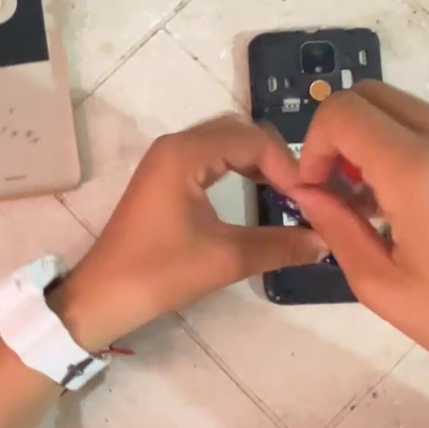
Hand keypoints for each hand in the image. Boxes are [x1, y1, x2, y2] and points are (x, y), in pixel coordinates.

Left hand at [52, 116, 326, 348]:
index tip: (311, 201)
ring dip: (257, 162)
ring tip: (286, 193)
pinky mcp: (163, 177)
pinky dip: (236, 168)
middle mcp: (175, 145)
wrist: (103, 295)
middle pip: (240, 132)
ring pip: (224, 143)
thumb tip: (325, 242)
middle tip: (303, 193)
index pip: (254, 139)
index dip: (288, 166)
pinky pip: (209, 158)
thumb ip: (280, 245)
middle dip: (275, 158)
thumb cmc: (160, 272)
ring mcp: (166, 159)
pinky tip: (256, 192)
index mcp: (186, 153)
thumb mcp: (226, 258)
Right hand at [276, 82, 428, 427]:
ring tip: (376, 209)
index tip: (315, 190)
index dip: (313, 144)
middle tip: (338, 191)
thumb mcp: (382, 285)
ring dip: (374, 143)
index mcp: (419, 169)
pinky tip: (415, 211)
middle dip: (339, 135)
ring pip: (407, 111)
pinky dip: (409, 151)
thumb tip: (305, 190)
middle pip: (373, 95)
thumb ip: (335, 225)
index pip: (343, 112)